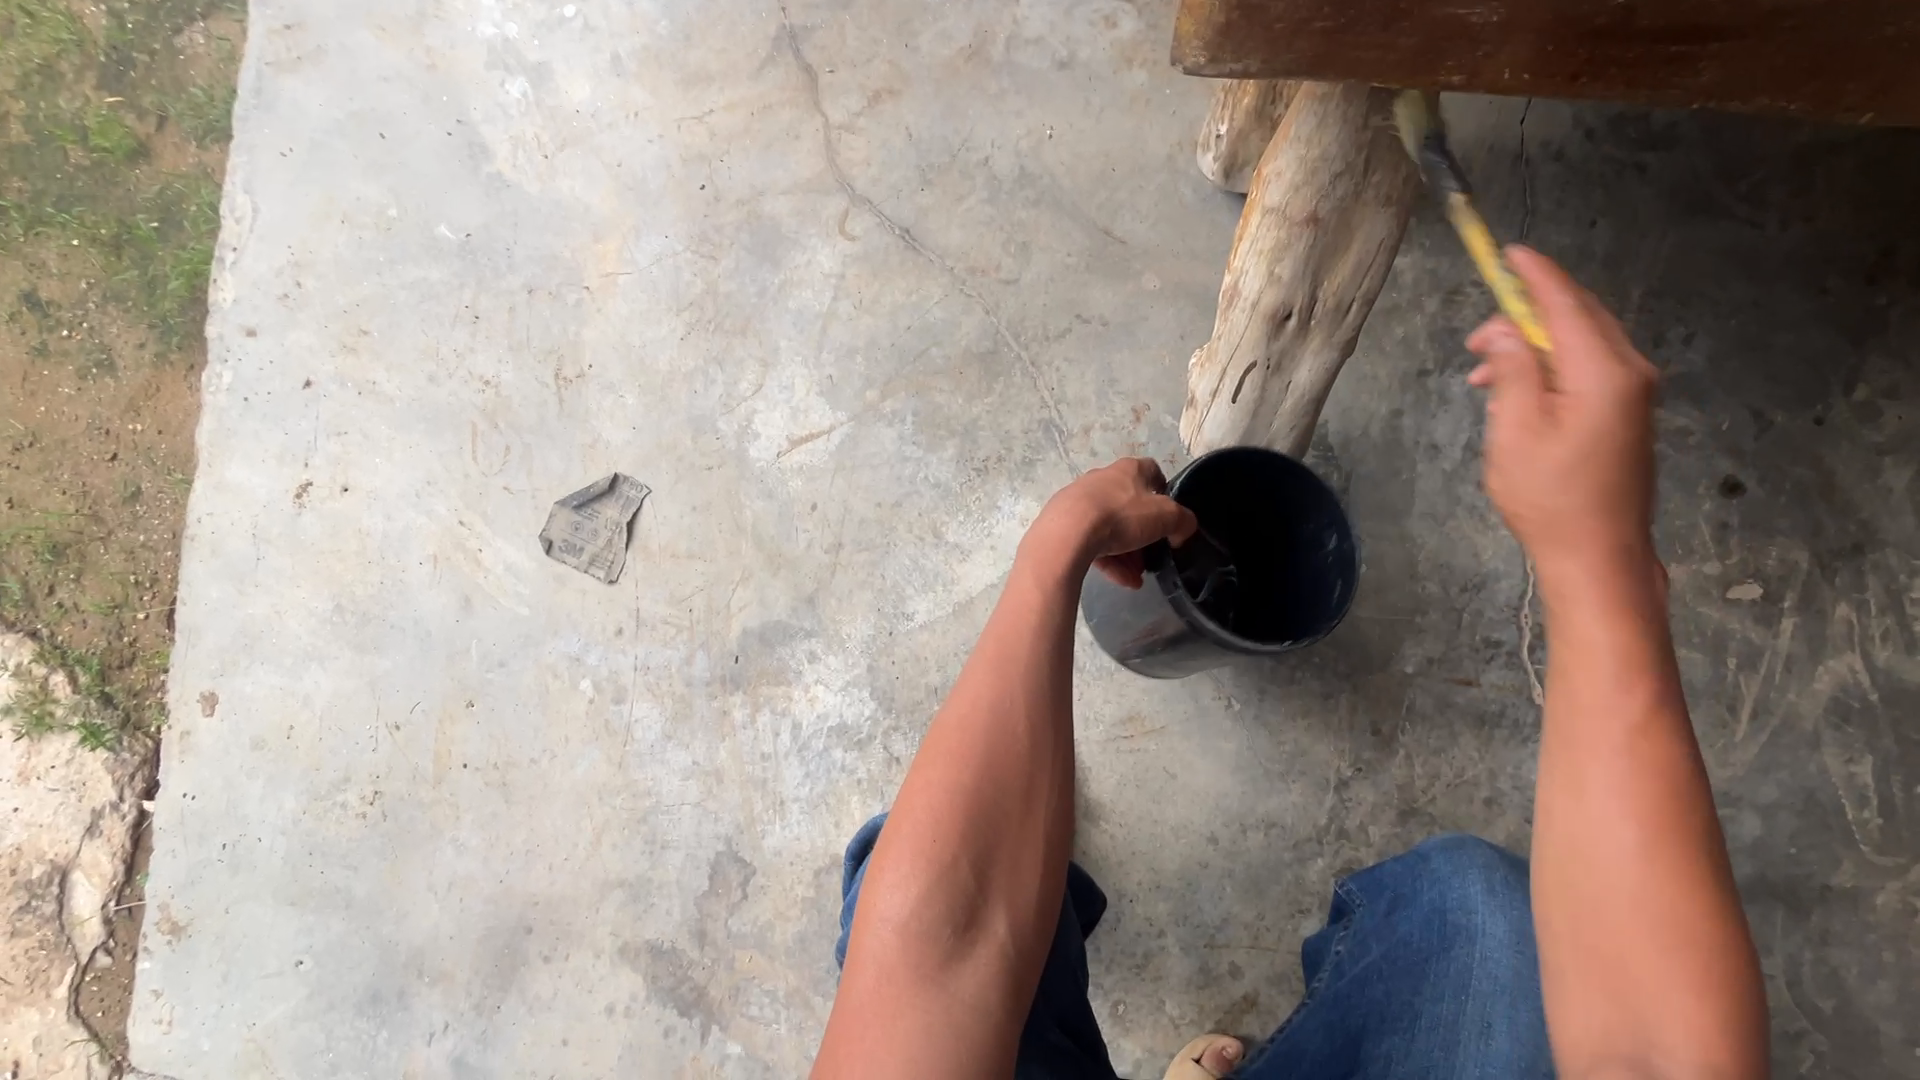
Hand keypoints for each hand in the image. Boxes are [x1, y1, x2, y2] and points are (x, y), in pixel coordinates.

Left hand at [1026, 457, 1196, 587]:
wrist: (1068, 533)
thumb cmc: (1122, 516)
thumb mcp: (1166, 517)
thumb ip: (1183, 521)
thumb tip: (1181, 530)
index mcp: (1127, 470)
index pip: (1151, 471)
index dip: (1163, 491)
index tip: (1168, 515)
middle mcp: (1101, 480)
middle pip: (1129, 507)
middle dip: (1143, 535)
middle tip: (1151, 557)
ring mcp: (1078, 502)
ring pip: (1110, 529)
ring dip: (1127, 553)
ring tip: (1136, 577)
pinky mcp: (1063, 524)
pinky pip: (1091, 543)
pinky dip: (1109, 561)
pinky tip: (1122, 581)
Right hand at [1467, 247, 1659, 587]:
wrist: (1597, 550)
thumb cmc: (1548, 493)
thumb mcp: (1515, 428)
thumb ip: (1512, 369)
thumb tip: (1504, 329)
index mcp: (1603, 370)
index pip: (1565, 304)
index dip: (1535, 276)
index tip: (1508, 252)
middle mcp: (1629, 370)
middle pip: (1577, 317)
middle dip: (1525, 314)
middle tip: (1475, 338)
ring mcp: (1633, 392)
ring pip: (1580, 343)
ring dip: (1531, 345)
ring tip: (1483, 371)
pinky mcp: (1626, 412)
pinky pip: (1586, 367)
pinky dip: (1548, 366)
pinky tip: (1515, 389)